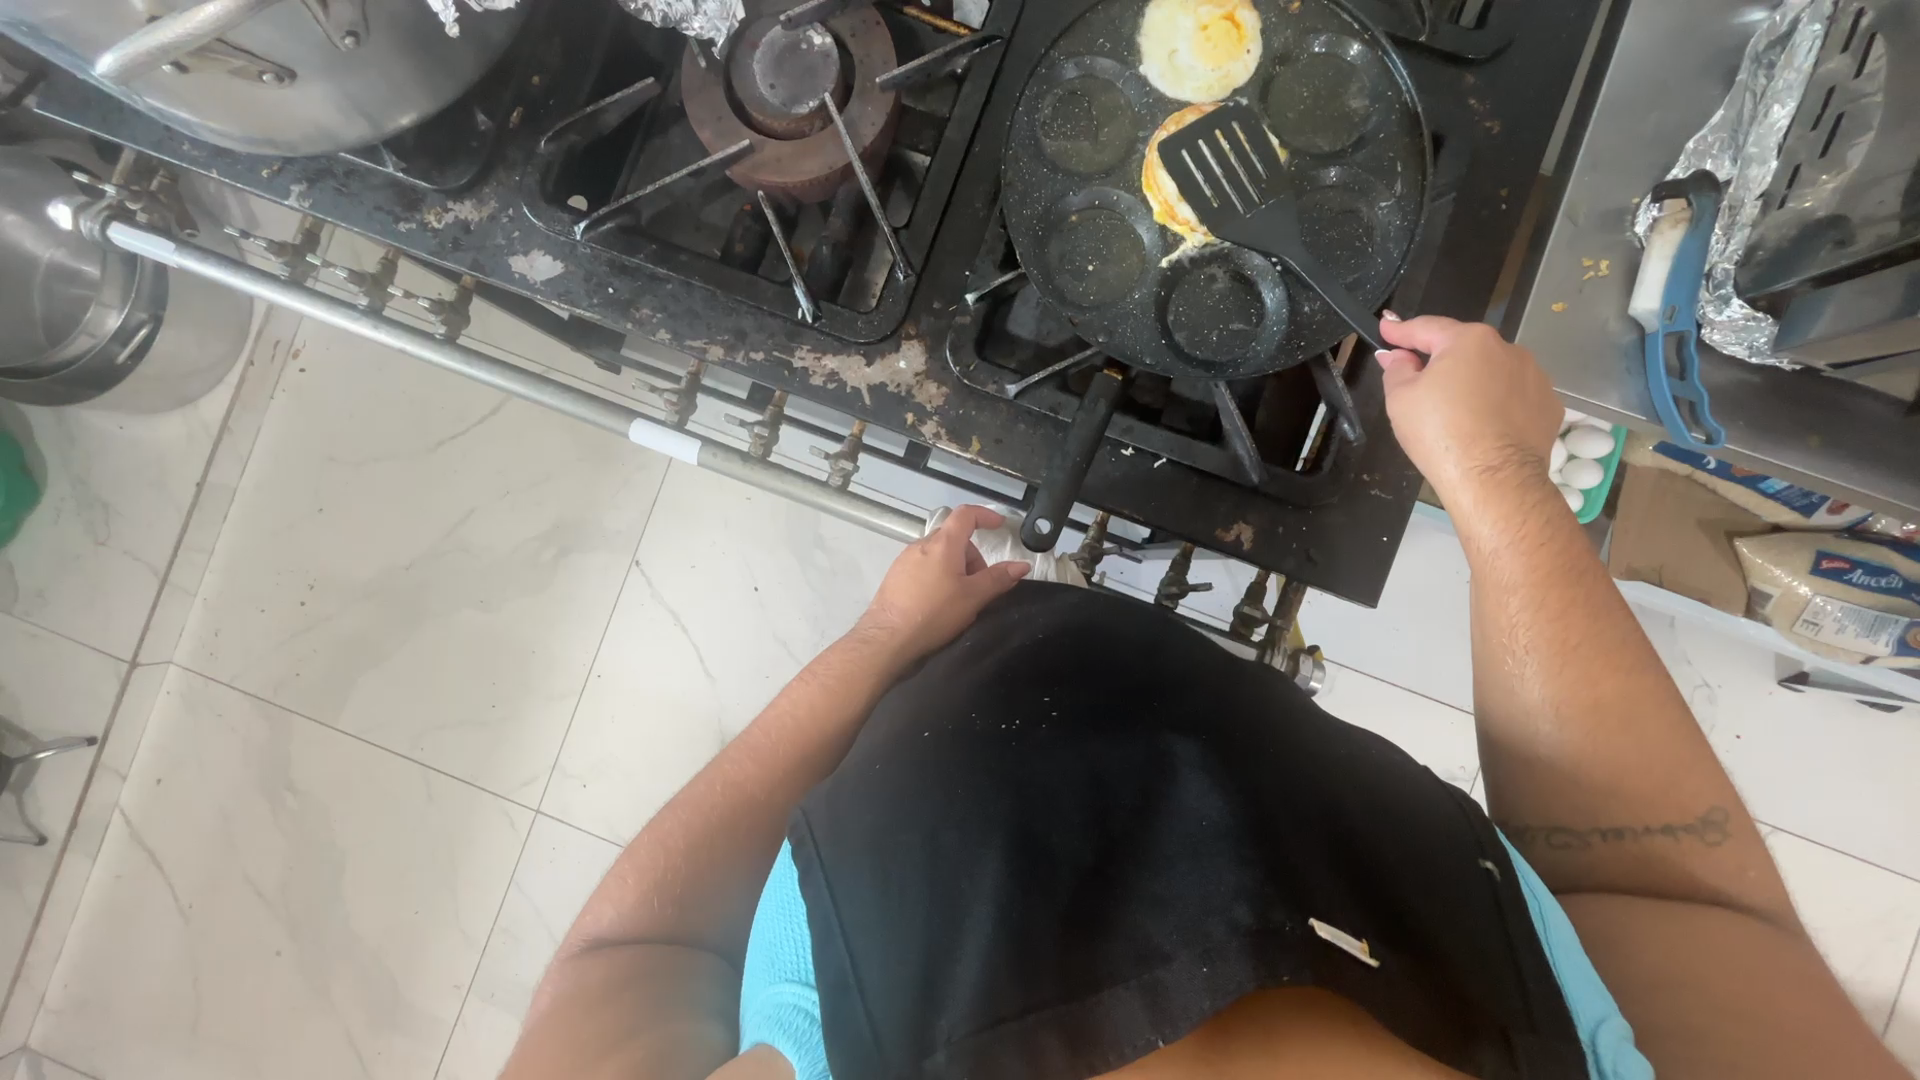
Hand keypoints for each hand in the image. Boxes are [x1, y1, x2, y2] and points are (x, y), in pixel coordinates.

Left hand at [852, 505, 1031, 667]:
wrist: (887, 639)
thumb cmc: (934, 613)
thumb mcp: (973, 597)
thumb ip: (998, 579)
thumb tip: (1022, 565)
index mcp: (943, 544)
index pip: (966, 514)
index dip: (985, 515)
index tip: (1000, 526)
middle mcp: (921, 545)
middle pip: (954, 539)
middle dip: (972, 558)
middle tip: (980, 586)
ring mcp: (905, 560)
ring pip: (939, 555)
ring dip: (955, 569)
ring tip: (959, 600)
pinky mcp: (895, 576)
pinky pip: (924, 567)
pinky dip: (938, 577)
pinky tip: (938, 604)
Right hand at [1375, 315, 1562, 502]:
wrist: (1493, 478)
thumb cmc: (1438, 432)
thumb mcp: (1400, 399)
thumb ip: (1397, 370)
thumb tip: (1399, 356)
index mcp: (1468, 341)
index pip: (1427, 328)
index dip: (1400, 329)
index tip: (1385, 326)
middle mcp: (1507, 349)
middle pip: (1463, 349)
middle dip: (1439, 360)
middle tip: (1416, 381)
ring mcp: (1535, 376)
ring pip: (1491, 372)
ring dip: (1471, 382)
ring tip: (1453, 412)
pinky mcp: (1548, 404)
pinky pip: (1512, 397)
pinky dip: (1495, 404)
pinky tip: (1482, 426)